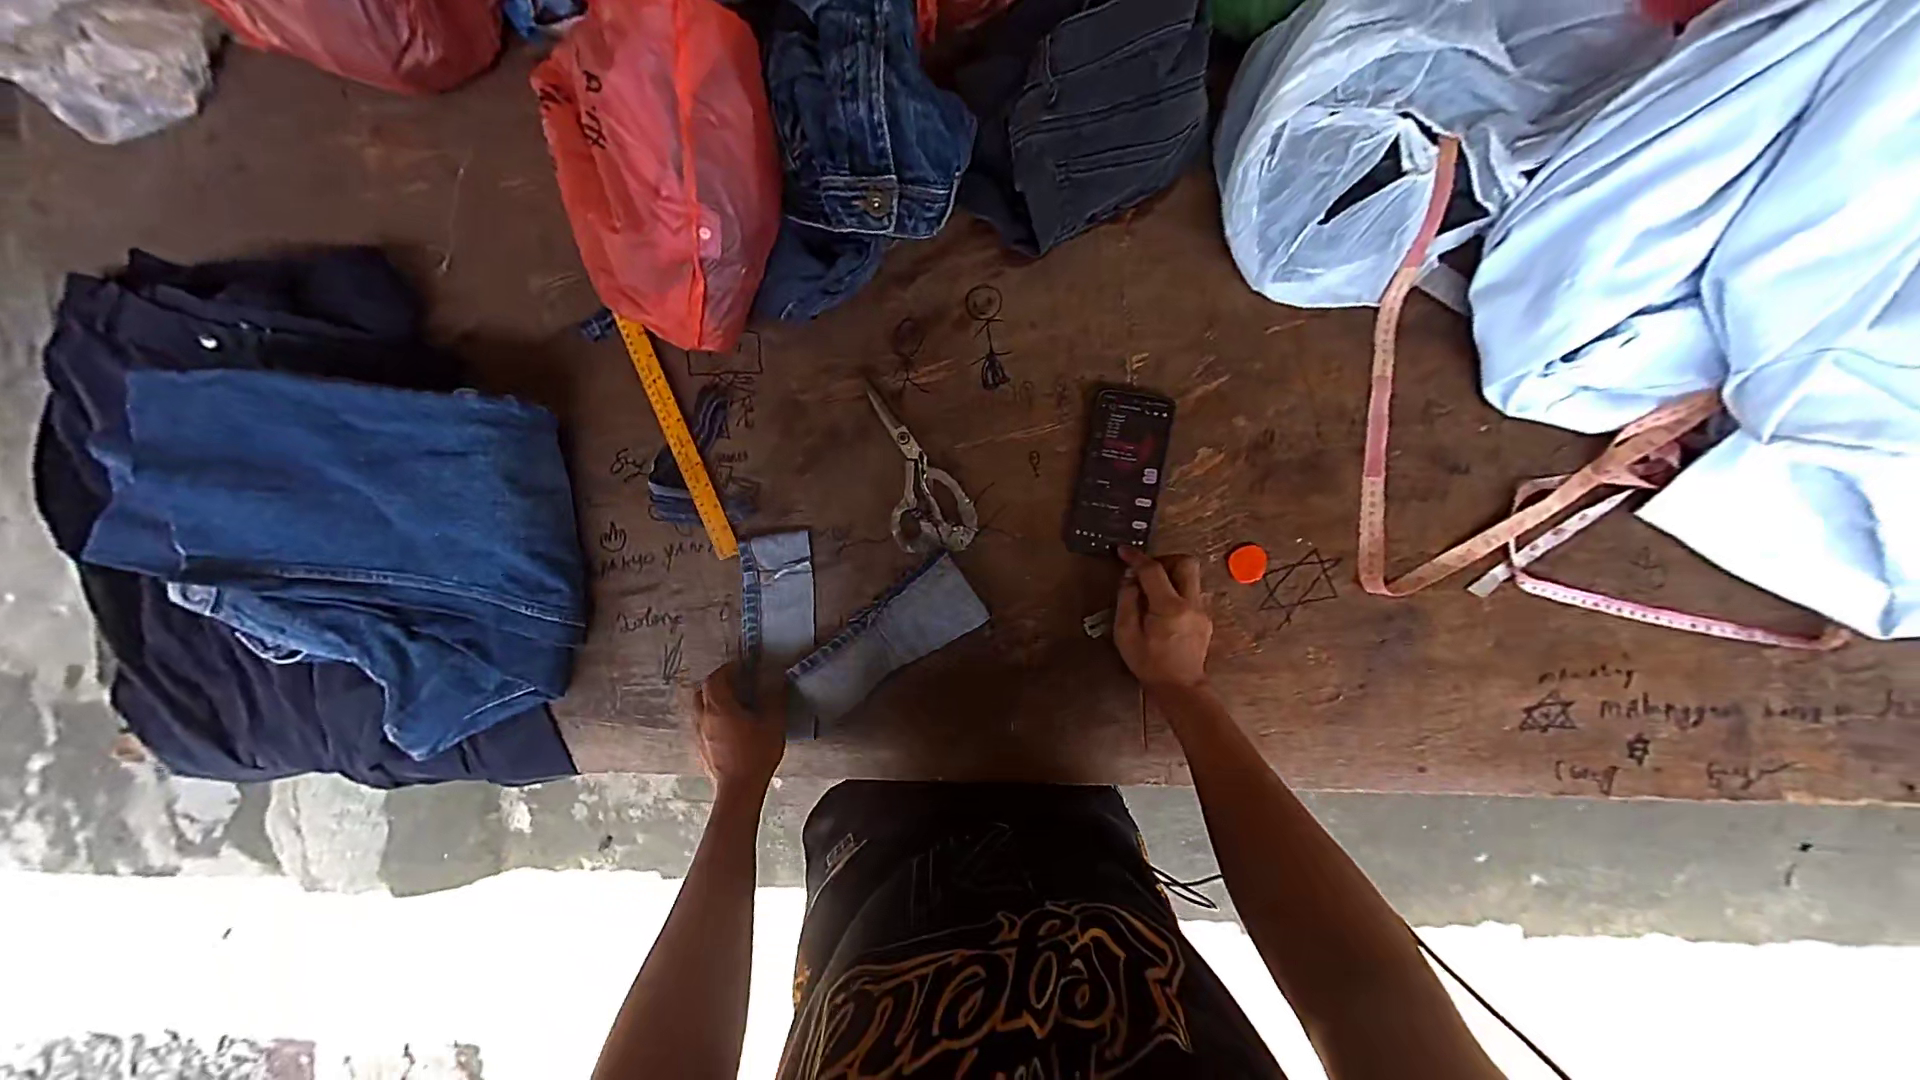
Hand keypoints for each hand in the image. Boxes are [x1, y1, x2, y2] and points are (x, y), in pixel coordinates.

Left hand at [692, 663, 785, 797]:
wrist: (739, 789)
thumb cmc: (756, 754)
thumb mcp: (772, 722)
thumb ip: (773, 697)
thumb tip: (775, 678)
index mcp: (719, 708)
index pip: (715, 679)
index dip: (727, 669)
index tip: (741, 667)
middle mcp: (703, 719)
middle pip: (702, 692)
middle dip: (717, 683)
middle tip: (735, 683)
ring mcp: (699, 735)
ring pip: (700, 709)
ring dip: (713, 701)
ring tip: (733, 704)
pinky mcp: (701, 750)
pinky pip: (702, 725)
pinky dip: (712, 718)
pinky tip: (730, 726)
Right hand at [1114, 547, 1212, 691]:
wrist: (1179, 688)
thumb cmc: (1149, 663)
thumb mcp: (1125, 633)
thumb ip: (1126, 600)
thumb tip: (1130, 578)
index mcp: (1169, 608)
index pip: (1153, 570)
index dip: (1136, 557)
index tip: (1124, 551)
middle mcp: (1191, 604)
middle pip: (1186, 562)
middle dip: (1164, 559)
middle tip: (1146, 570)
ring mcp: (1201, 611)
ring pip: (1191, 576)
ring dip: (1171, 574)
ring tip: (1151, 590)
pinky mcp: (1205, 618)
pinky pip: (1191, 592)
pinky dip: (1175, 590)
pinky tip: (1161, 606)